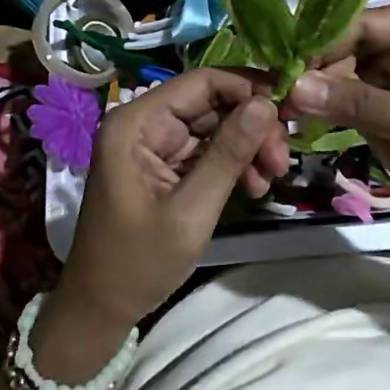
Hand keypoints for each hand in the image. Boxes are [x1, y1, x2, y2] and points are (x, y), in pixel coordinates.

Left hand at [56, 69, 287, 331]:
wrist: (101, 307)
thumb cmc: (138, 261)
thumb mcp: (191, 210)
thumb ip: (228, 154)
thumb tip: (267, 104)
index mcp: (136, 123)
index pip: (201, 82)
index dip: (247, 89)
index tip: (288, 115)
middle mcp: (144, 123)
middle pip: (212, 102)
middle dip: (252, 126)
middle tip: (282, 160)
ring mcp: (155, 144)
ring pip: (216, 126)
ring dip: (248, 147)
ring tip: (271, 178)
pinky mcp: (165, 165)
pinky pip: (208, 150)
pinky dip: (234, 164)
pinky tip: (255, 186)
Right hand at [287, 11, 389, 237]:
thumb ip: (365, 105)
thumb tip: (296, 86)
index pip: (367, 25)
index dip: (324, 38)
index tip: (281, 59)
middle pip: (348, 50)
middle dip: (313, 68)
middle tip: (274, 91)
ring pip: (341, 80)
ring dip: (312, 93)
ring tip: (276, 109)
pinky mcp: (385, 124)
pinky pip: (345, 110)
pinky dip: (321, 116)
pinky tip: (293, 122)